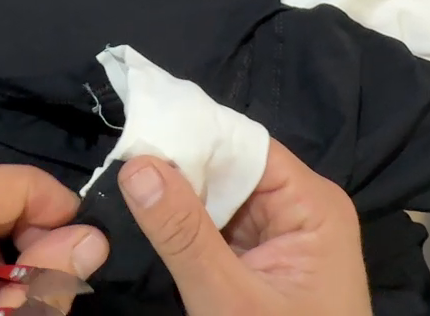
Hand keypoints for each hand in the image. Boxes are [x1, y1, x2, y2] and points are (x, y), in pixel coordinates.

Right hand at [120, 140, 370, 315]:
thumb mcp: (230, 302)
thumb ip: (183, 233)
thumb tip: (134, 162)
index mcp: (310, 202)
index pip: (241, 142)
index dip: (188, 132)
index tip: (133, 130)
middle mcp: (300, 205)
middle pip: (228, 163)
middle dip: (177, 164)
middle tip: (119, 159)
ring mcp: (282, 232)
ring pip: (218, 192)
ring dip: (177, 193)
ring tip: (125, 180)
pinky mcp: (264, 257)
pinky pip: (218, 221)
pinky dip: (186, 222)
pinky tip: (152, 215)